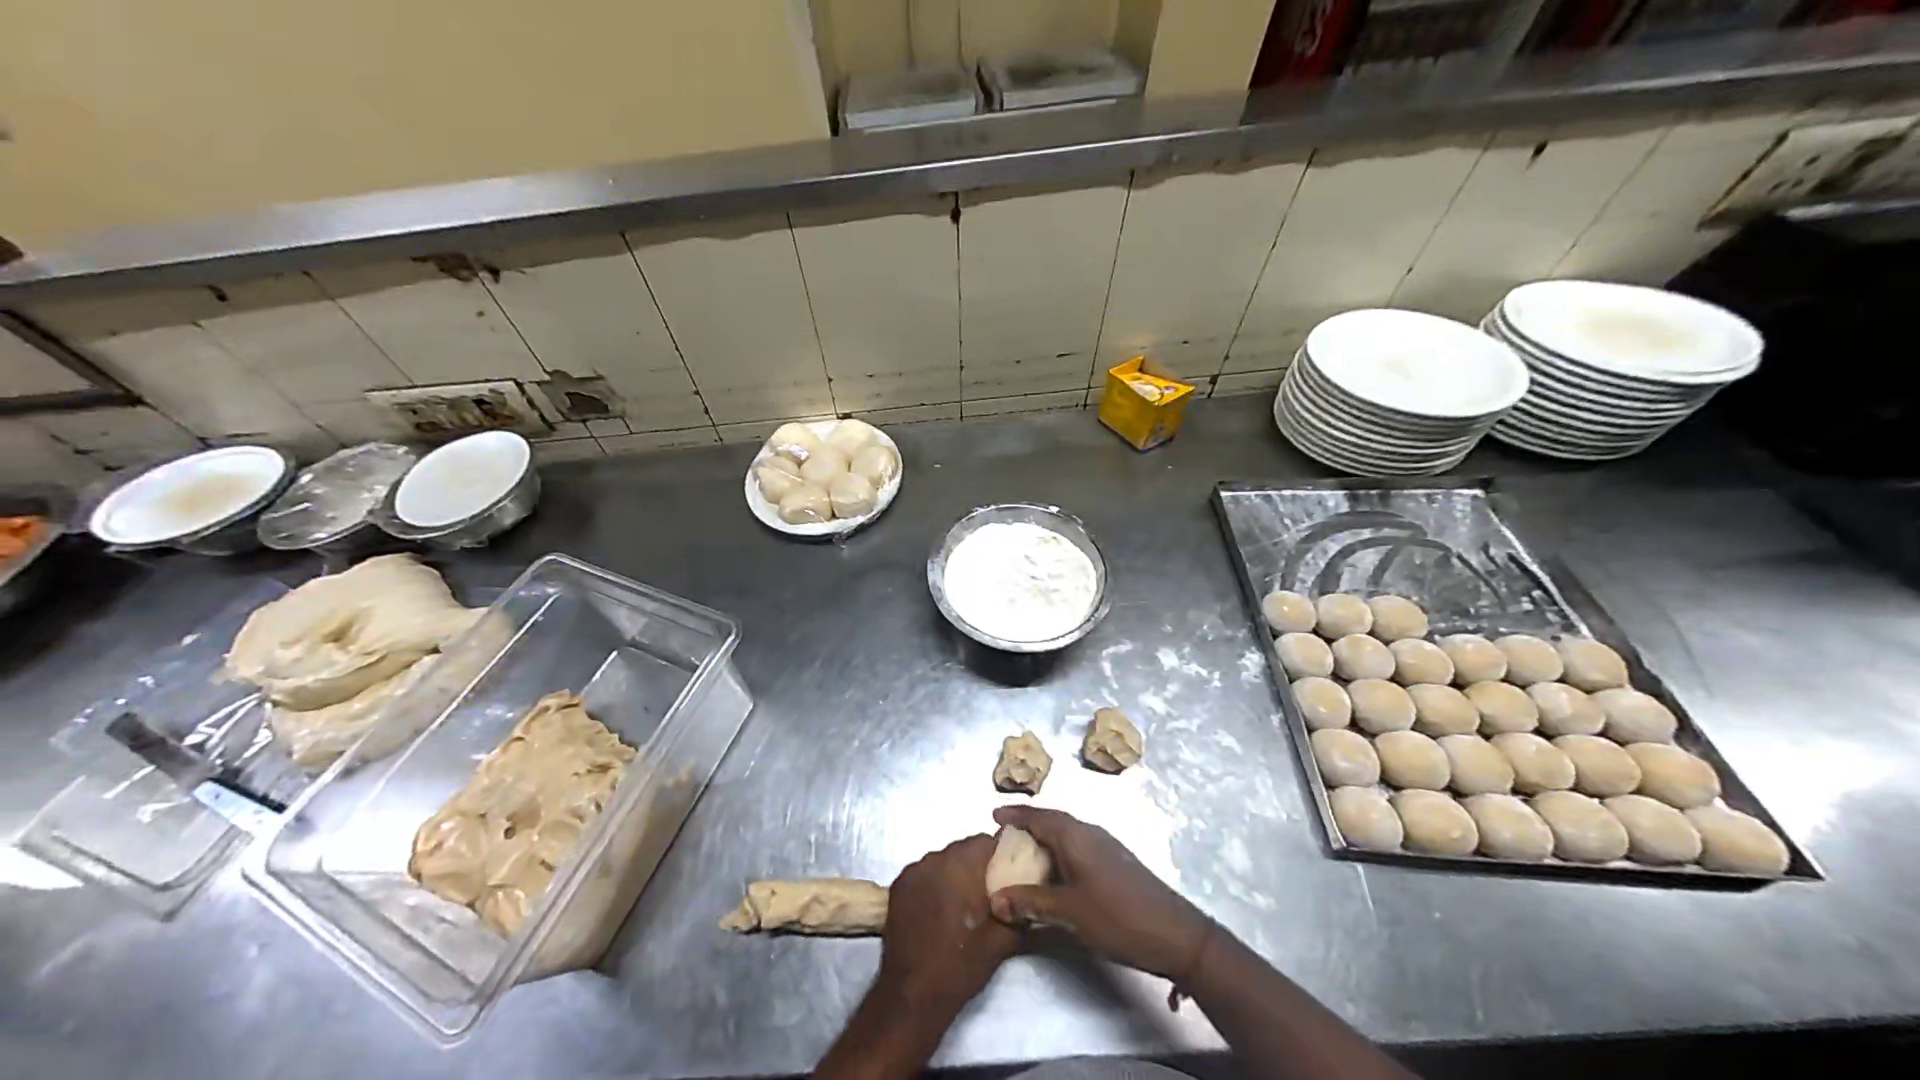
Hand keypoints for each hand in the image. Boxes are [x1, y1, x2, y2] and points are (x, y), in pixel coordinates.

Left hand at [875, 833, 1019, 1015]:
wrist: (914, 993)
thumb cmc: (963, 963)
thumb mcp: (1005, 938)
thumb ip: (1019, 906)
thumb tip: (1027, 892)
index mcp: (962, 863)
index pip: (987, 841)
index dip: (999, 856)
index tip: (1006, 876)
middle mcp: (935, 858)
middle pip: (963, 850)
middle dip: (976, 866)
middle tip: (985, 894)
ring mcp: (913, 871)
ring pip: (942, 861)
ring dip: (953, 875)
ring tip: (960, 905)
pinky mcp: (897, 887)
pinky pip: (923, 875)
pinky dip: (932, 885)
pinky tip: (937, 910)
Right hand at [988, 806, 1213, 981]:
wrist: (1177, 935)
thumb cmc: (1118, 917)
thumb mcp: (1068, 912)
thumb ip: (1029, 903)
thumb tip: (995, 899)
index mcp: (1076, 836)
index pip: (1039, 816)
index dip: (1015, 815)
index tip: (993, 817)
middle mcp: (1090, 834)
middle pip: (1052, 823)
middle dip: (1027, 829)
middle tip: (1003, 843)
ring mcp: (1106, 848)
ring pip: (1066, 838)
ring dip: (1044, 845)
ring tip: (1023, 861)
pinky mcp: (1116, 865)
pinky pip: (1078, 851)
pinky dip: (1059, 858)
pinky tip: (1055, 879)